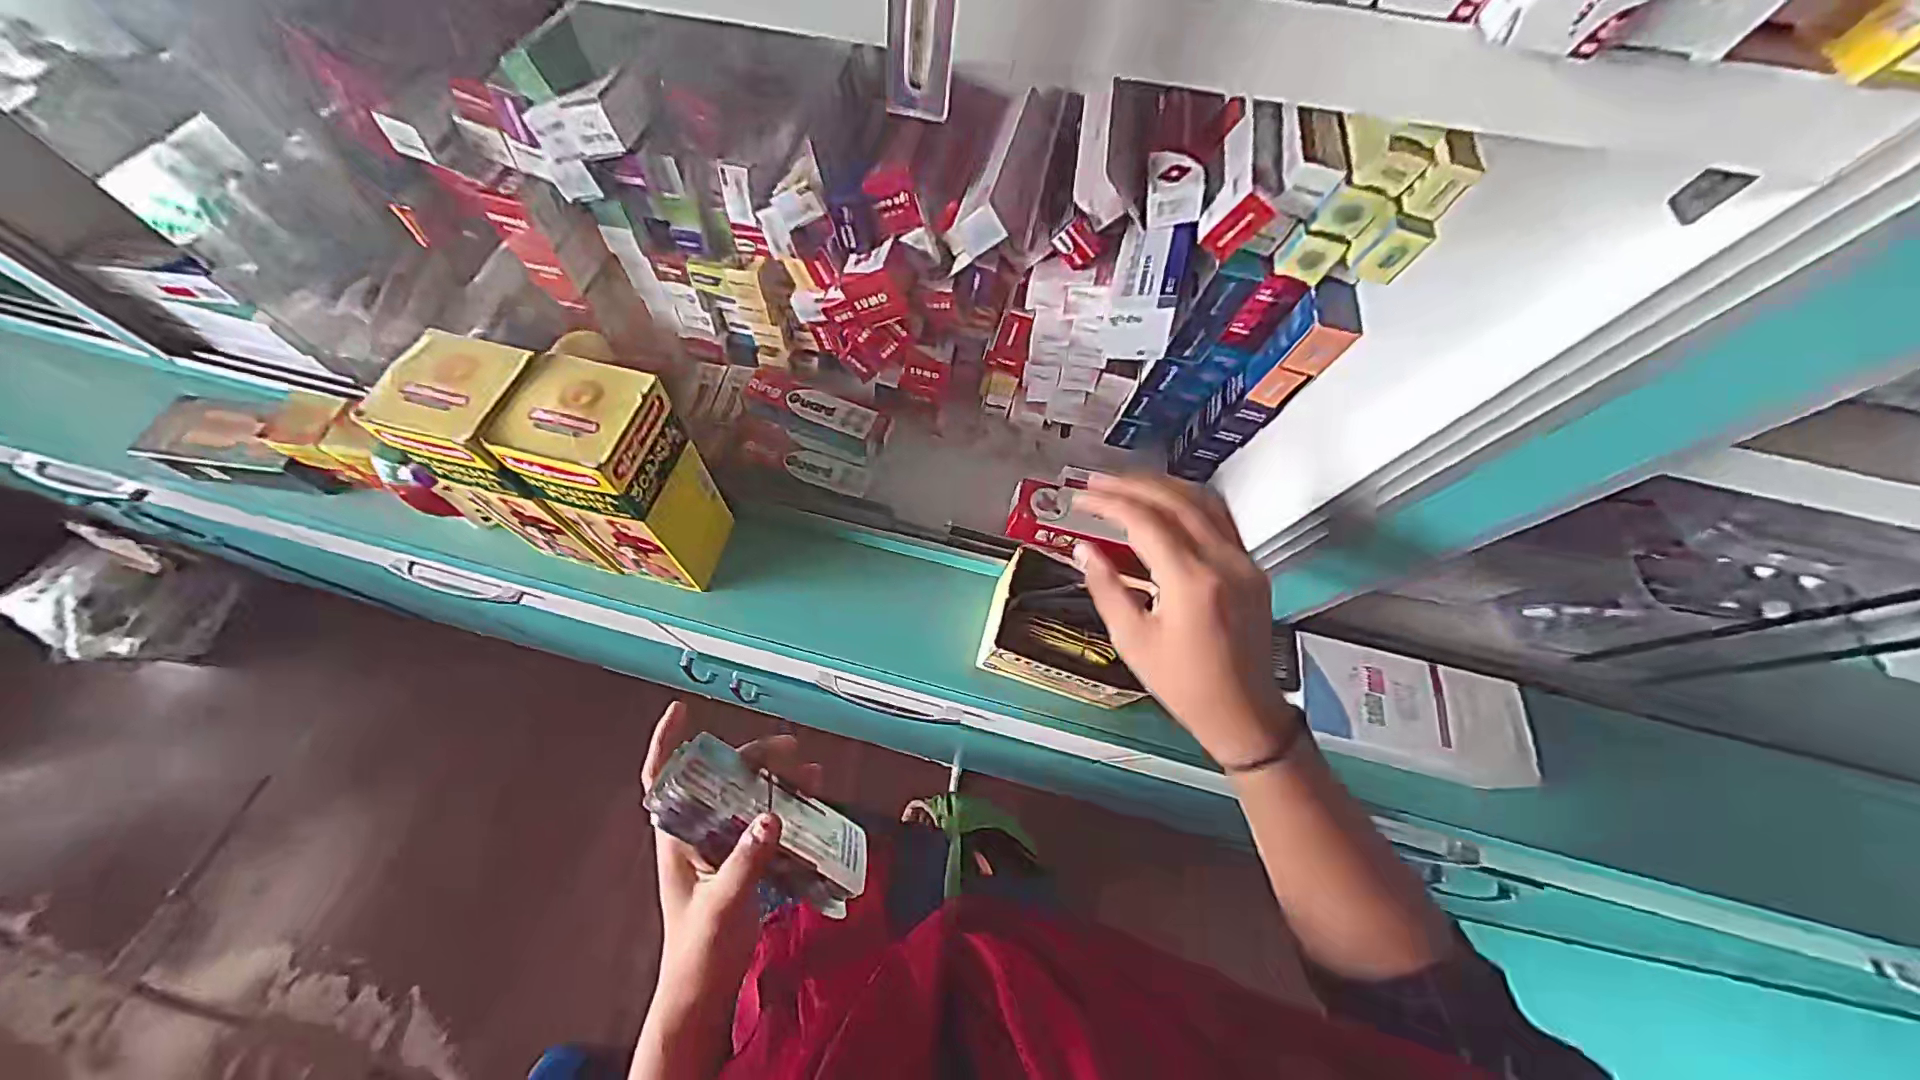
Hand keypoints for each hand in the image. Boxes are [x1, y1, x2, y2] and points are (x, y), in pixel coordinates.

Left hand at [633, 702, 821, 1079]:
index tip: (682, 710)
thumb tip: (771, 817)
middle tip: (789, 748)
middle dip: (754, 757)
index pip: (662, 779)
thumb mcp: (722, 904)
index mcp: (676, 836)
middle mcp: (696, 831)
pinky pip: (764, 817)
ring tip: (810, 773)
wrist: (705, 987)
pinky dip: (787, 805)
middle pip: (723, 778)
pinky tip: (811, 802)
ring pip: (747, 794)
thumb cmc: (699, 950)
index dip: (667, 743)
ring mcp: (720, 842)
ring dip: (777, 779)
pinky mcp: (741, 856)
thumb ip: (746, 862)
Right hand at [1074, 473, 1300, 769]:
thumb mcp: (1133, 640)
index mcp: (1191, 583)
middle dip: (1132, 485)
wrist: (1241, 710)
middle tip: (1098, 483)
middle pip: (1175, 500)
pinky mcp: (1251, 567)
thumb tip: (1085, 551)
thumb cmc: (1187, 685)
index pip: (1145, 521)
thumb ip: (1106, 588)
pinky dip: (1189, 501)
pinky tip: (1168, 503)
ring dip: (1162, 486)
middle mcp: (1223, 563)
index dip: (1110, 503)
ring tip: (1128, 484)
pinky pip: (1220, 518)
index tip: (1084, 498)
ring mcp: (1243, 562)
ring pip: (1203, 501)